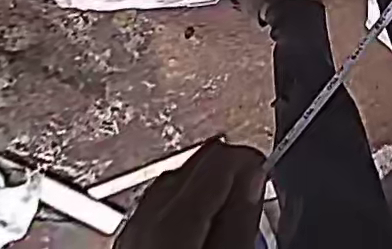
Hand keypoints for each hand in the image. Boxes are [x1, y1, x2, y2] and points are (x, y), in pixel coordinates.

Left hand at [115, 140, 264, 248]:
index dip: (249, 157)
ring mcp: (132, 227)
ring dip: (208, 185)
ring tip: (228, 211)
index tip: (263, 172)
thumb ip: (241, 215)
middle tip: (251, 191)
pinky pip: (161, 203)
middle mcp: (145, 212)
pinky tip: (198, 225)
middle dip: (229, 167)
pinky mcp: (128, 240)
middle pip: (199, 160)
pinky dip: (185, 204)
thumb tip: (255, 173)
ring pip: (179, 179)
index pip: (222, 152)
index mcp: (171, 214)